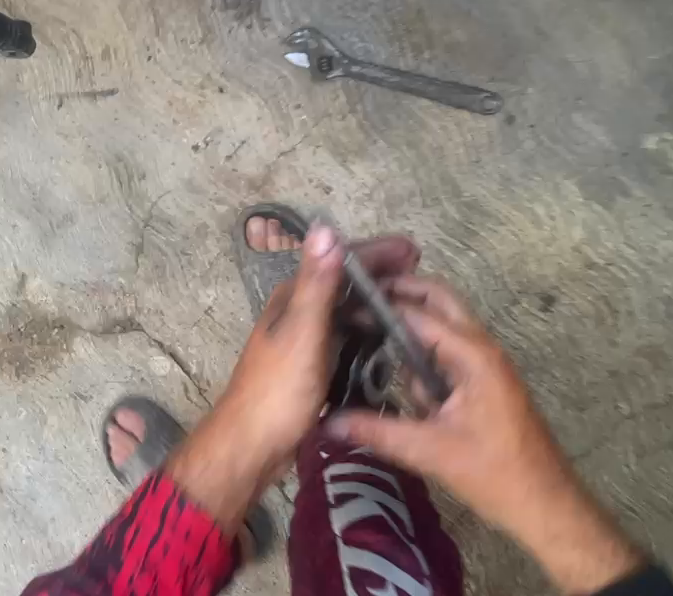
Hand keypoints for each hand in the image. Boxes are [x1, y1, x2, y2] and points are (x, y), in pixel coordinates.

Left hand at [165, 227, 418, 533]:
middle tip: (422, 272)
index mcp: (293, 298)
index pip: (337, 261)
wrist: (251, 446)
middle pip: (344, 283)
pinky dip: (368, 331)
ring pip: (345, 311)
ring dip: (376, 301)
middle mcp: (297, 312)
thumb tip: (325, 227)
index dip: (375, 252)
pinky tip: (388, 341)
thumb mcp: (303, 333)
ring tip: (414, 304)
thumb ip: (317, 284)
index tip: (414, 249)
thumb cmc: (278, 390)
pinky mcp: (312, 366)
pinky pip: (346, 338)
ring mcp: (304, 340)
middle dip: (381, 273)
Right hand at [326, 278, 644, 594]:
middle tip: (357, 299)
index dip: (377, 306)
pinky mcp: (484, 379)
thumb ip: (377, 430)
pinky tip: (398, 373)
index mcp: (472, 355)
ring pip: (444, 321)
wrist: (551, 511)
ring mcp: (486, 362)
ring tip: (368, 332)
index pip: (416, 312)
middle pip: (438, 297)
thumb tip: (327, 422)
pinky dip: (423, 349)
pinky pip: (447, 347)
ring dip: (411, 321)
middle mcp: (482, 347)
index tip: (341, 308)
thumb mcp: (430, 452)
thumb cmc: (497, 476)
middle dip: (400, 291)